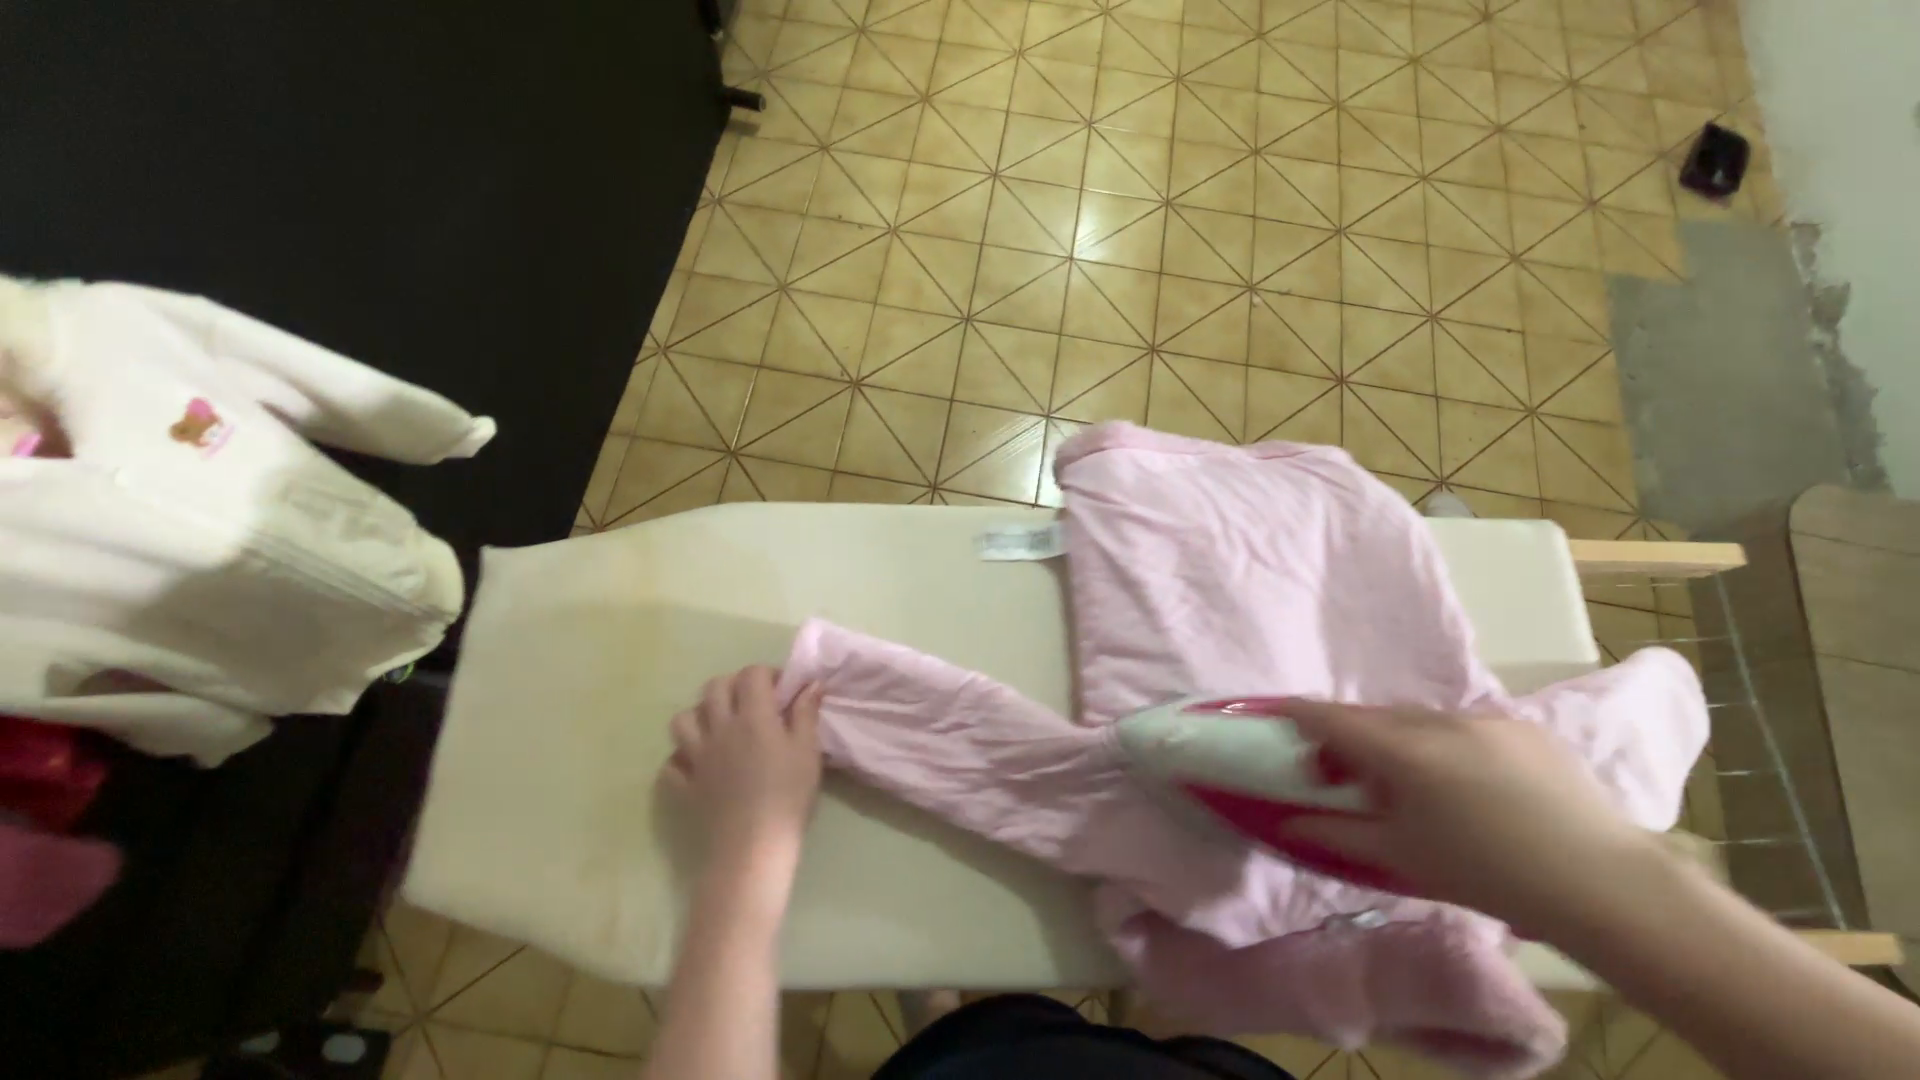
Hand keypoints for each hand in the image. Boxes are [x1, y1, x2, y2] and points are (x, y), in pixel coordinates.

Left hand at [665, 666, 825, 857]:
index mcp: (752, 716)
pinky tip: (698, 764)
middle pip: (715, 687)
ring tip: (719, 728)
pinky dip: (682, 758)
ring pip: (683, 718)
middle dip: (734, 686)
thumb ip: (806, 714)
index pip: (751, 675)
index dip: (767, 674)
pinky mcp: (683, 784)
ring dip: (701, 715)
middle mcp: (718, 727)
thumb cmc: (788, 797)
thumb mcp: (808, 752)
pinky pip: (672, 762)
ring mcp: (696, 756)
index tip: (783, 690)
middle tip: (753, 703)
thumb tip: (810, 684)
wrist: (752, 848)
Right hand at [1270, 701, 1668, 934]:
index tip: (1275, 717)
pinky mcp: (1524, 726)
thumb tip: (1285, 821)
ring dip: (1395, 738)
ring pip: (1418, 718)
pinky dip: (1443, 743)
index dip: (1295, 713)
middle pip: (1372, 716)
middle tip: (1339, 773)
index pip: (1329, 717)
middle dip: (1346, 736)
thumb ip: (1333, 832)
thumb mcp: (1399, 857)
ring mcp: (1486, 717)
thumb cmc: (1486, 874)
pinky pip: (1463, 725)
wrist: (1603, 883)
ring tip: (1402, 779)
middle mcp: (1438, 719)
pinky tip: (1462, 782)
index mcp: (1402, 749)